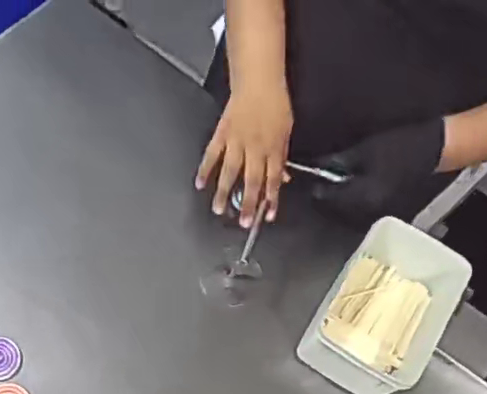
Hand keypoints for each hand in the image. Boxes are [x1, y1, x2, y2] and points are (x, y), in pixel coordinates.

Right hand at [196, 82, 292, 227]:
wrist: (259, 78)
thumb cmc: (274, 101)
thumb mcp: (287, 129)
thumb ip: (282, 156)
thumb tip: (281, 177)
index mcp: (272, 147)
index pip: (273, 178)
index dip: (271, 198)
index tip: (268, 215)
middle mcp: (254, 148)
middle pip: (252, 180)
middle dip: (248, 203)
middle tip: (243, 222)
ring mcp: (236, 142)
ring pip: (230, 171)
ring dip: (224, 192)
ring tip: (219, 210)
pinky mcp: (222, 134)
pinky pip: (212, 154)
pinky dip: (205, 169)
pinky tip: (200, 183)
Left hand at [311, 118, 447, 222]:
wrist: (434, 148)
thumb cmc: (400, 144)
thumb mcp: (366, 149)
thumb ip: (340, 162)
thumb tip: (319, 167)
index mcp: (362, 195)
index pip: (329, 197)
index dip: (318, 187)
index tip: (312, 177)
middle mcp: (366, 211)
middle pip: (334, 208)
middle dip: (326, 195)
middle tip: (321, 181)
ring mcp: (374, 213)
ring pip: (344, 212)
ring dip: (337, 200)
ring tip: (334, 184)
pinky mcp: (381, 211)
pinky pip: (356, 211)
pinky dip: (349, 202)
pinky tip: (350, 190)